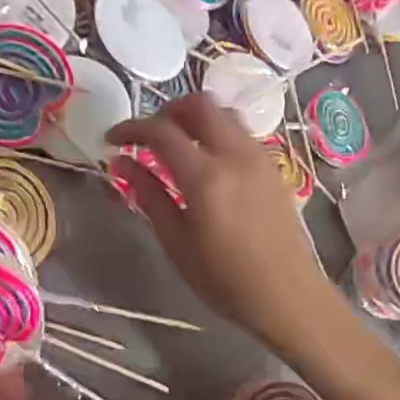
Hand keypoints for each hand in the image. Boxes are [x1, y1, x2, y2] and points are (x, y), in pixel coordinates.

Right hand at [106, 94, 338, 354]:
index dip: (131, 128)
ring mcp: (259, 158)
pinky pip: (241, 132)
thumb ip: (150, 197)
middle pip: (198, 105)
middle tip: (146, 137)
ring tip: (176, 146)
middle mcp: (235, 155)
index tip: (112, 140)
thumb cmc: (225, 281)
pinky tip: (207, 162)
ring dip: (195, 118)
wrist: (287, 295)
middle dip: (166, 112)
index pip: (161, 131)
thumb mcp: (178, 245)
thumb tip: (120, 163)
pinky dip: (217, 132)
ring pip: (223, 113)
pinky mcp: (274, 168)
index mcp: (206, 177)